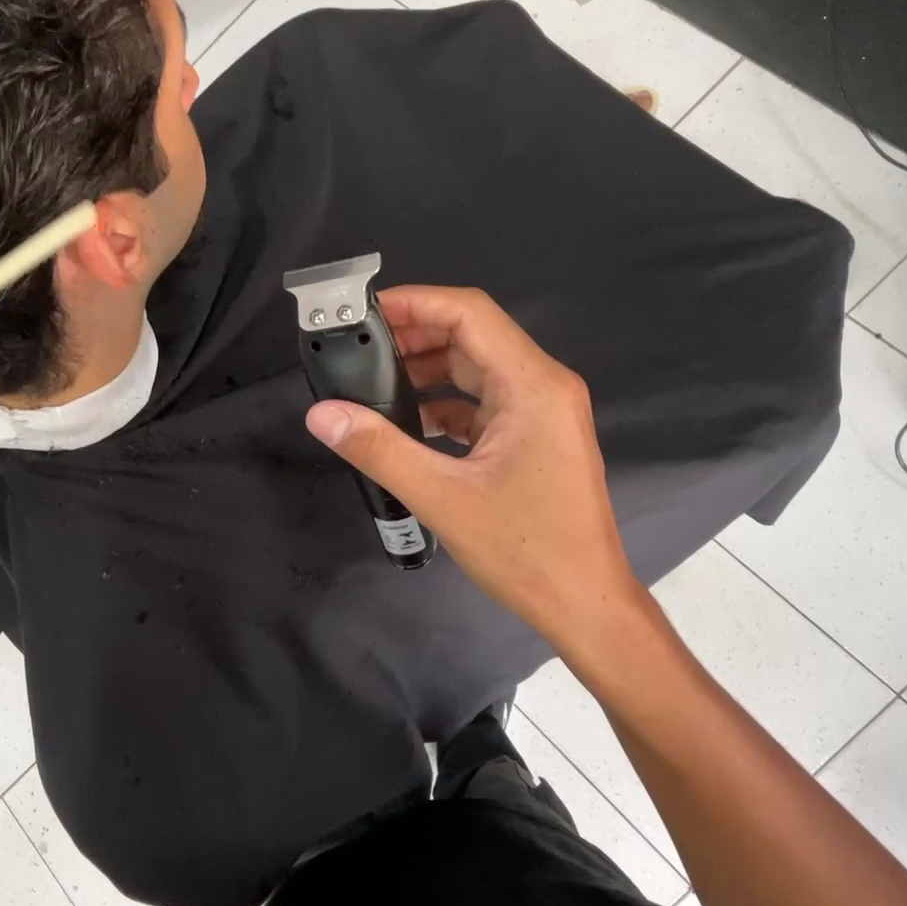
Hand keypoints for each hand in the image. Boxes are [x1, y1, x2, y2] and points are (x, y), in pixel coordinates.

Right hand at [304, 286, 645, 656]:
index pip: (470, 314)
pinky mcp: (534, 436)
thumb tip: (321, 414)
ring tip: (375, 381)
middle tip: (360, 347)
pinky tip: (408, 421)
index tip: (365, 311)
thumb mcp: (442, 497)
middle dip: (414, 335)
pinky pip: (483, 400)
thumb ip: (378, 449)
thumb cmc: (525, 550)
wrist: (585, 603)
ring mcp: (542, 411)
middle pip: (473, 335)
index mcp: (532, 386)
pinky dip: (445, 401)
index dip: (415, 302)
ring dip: (428, 368)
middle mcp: (543, 386)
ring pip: (477, 367)